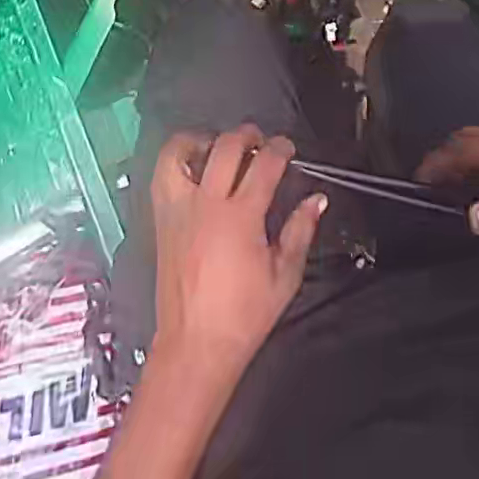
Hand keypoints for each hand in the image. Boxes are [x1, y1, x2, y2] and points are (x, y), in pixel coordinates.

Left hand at [150, 124, 327, 367]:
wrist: (196, 344)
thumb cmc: (245, 314)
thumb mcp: (284, 275)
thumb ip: (300, 230)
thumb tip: (317, 199)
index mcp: (241, 217)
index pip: (265, 165)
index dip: (280, 148)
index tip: (287, 147)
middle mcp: (206, 203)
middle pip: (226, 147)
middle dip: (248, 135)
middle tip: (260, 141)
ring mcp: (178, 207)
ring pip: (182, 151)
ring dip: (205, 139)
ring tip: (220, 146)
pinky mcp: (161, 217)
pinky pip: (162, 174)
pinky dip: (177, 159)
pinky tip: (193, 166)